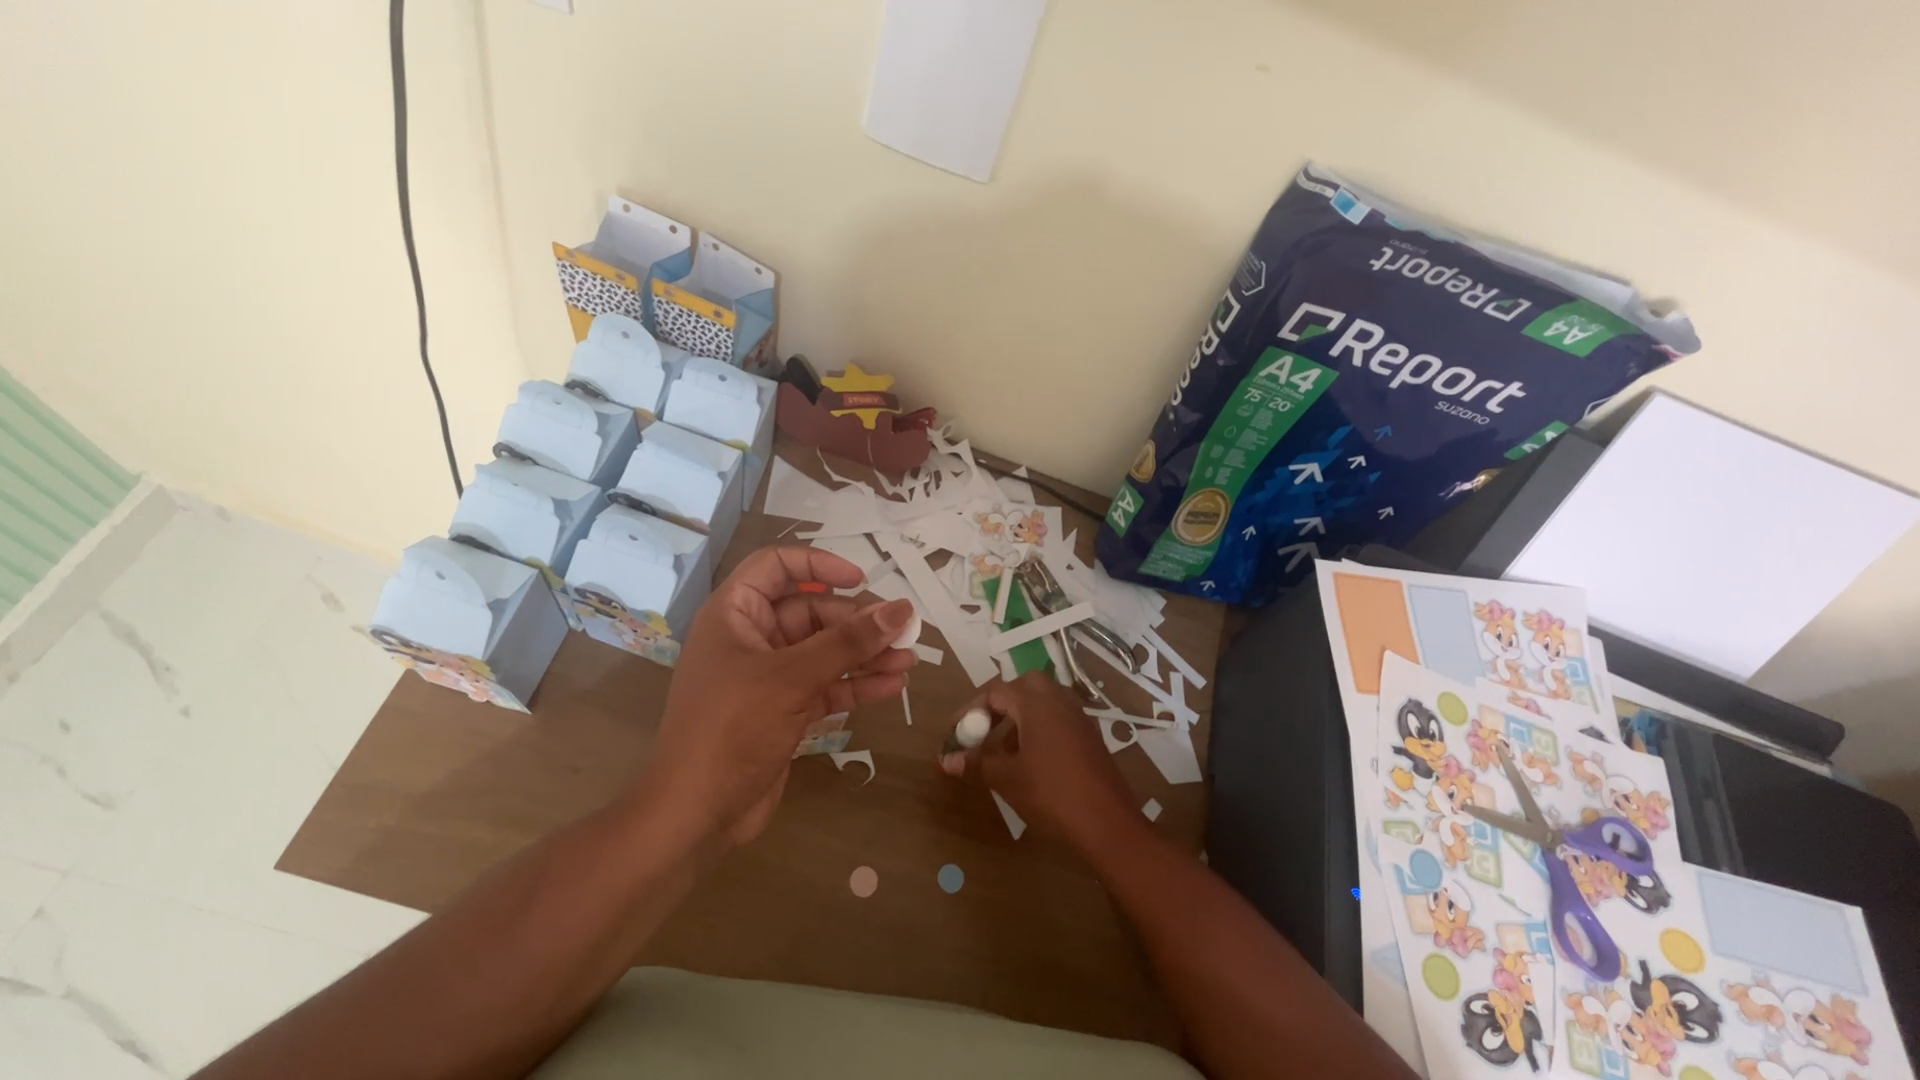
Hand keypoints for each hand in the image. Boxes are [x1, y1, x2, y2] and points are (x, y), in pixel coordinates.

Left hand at [644, 547, 916, 846]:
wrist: (697, 811)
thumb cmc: (733, 727)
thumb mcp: (793, 677)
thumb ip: (849, 642)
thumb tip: (902, 609)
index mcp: (735, 613)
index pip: (777, 567)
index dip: (819, 565)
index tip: (861, 578)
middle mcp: (750, 638)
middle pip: (811, 611)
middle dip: (857, 622)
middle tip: (903, 632)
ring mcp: (767, 677)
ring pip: (824, 651)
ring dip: (865, 654)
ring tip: (909, 661)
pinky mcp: (783, 710)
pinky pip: (826, 685)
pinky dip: (856, 684)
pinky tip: (891, 686)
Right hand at [941, 672, 1141, 851]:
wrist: (1108, 824)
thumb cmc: (1052, 795)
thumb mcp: (1007, 779)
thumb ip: (976, 762)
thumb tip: (945, 759)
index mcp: (1037, 704)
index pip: (996, 692)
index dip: (970, 710)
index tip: (955, 732)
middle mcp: (1060, 702)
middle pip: (1024, 687)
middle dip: (999, 704)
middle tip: (981, 729)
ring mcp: (1079, 719)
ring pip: (1044, 702)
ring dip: (1019, 717)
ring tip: (1001, 749)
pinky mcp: (1090, 738)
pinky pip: (1058, 719)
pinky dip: (1039, 728)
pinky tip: (1030, 761)